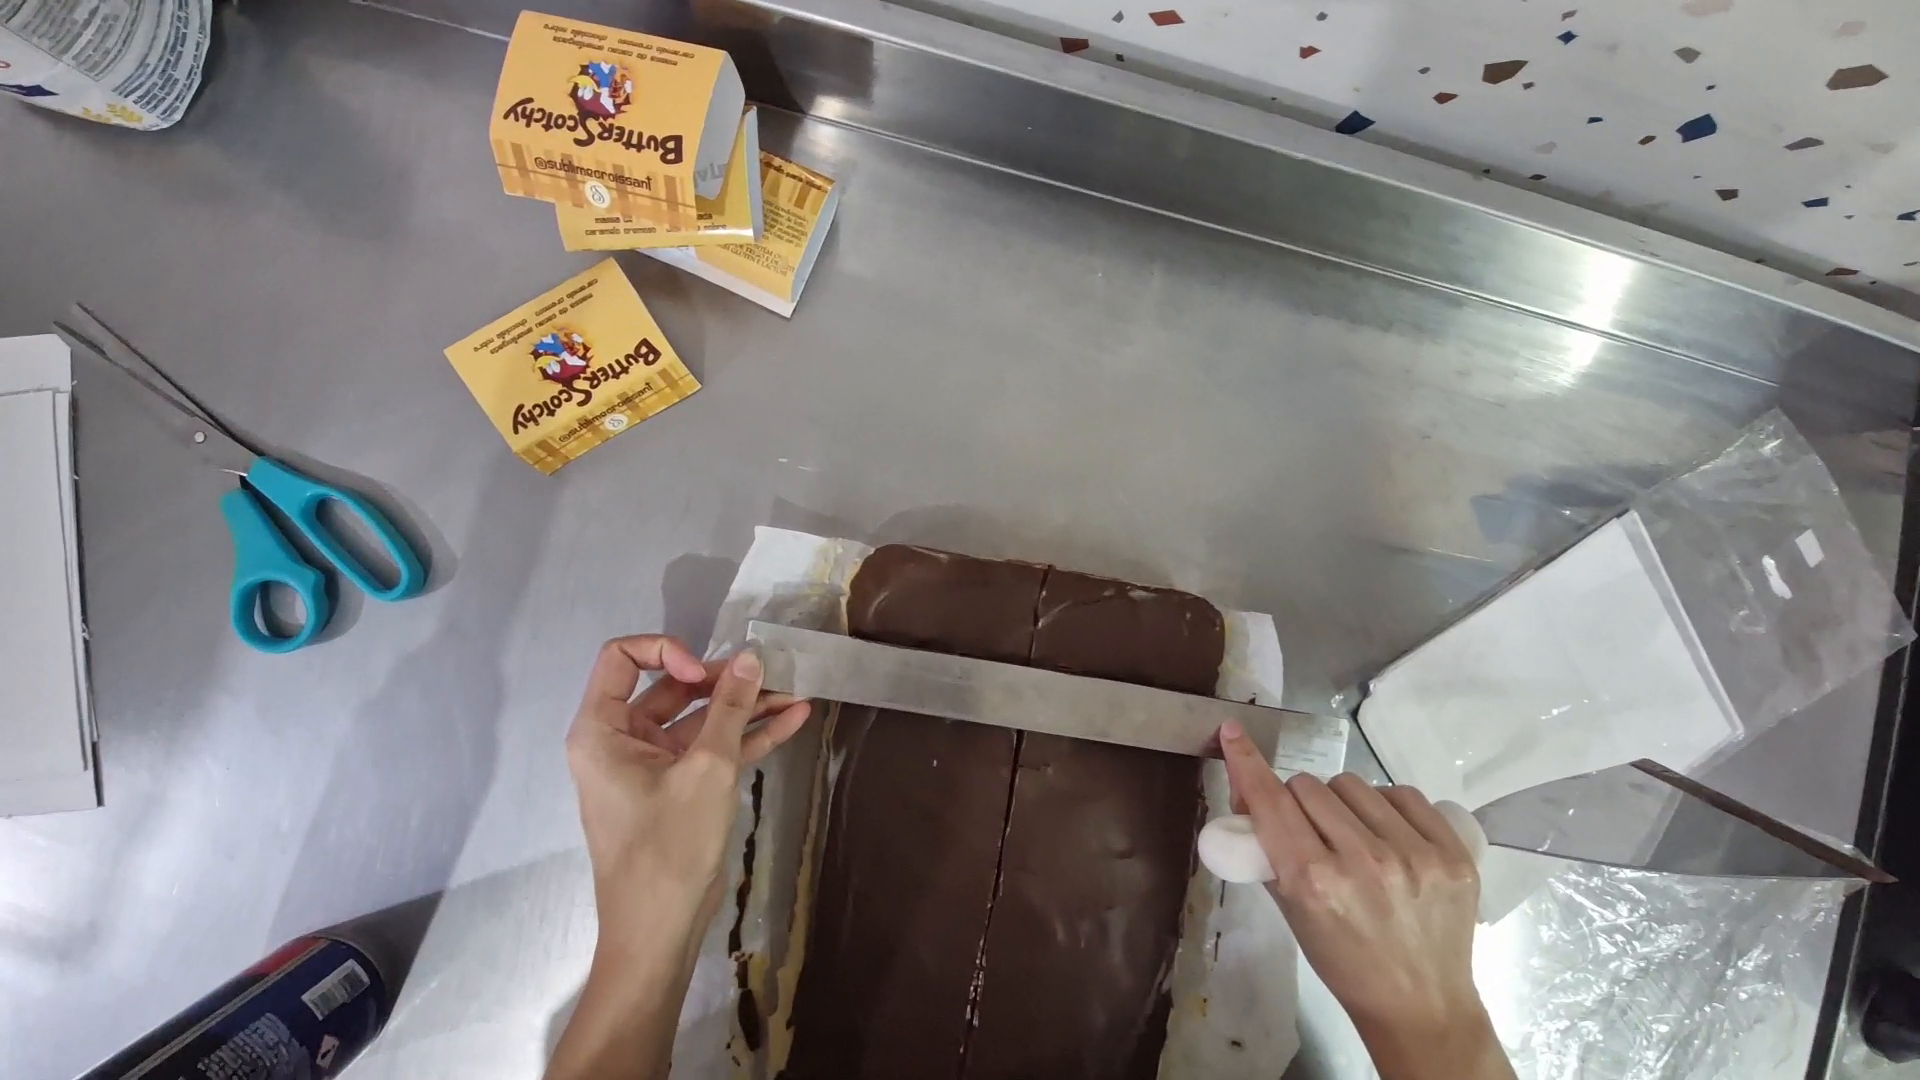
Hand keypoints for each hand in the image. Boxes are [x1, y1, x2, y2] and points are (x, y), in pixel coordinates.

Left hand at [566, 636, 811, 948]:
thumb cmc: (669, 845)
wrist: (661, 931)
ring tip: (796, 692)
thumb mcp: (707, 768)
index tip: (706, 673)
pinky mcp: (681, 787)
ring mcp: (654, 765)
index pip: (622, 659)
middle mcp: (623, 740)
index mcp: (602, 730)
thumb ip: (731, 708)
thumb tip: (752, 658)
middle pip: (673, 688)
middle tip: (772, 676)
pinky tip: (793, 721)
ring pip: (700, 719)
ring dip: (746, 708)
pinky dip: (747, 736)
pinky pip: (712, 749)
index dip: (667, 652)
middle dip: (725, 681)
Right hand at [1218, 721, 1513, 1079]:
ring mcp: (1413, 855)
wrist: (1420, 1004)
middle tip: (1310, 830)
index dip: (1247, 762)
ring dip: (1341, 801)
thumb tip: (1249, 788)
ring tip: (1353, 834)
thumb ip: (1267, 846)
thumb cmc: (1341, 959)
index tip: (1234, 732)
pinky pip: (1402, 793)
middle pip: (1308, 785)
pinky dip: (1386, 805)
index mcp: (1313, 880)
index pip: (1270, 800)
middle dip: (1299, 800)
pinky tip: (1387, 834)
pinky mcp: (1452, 854)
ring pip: (1352, 784)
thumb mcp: (1289, 908)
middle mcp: (1362, 861)